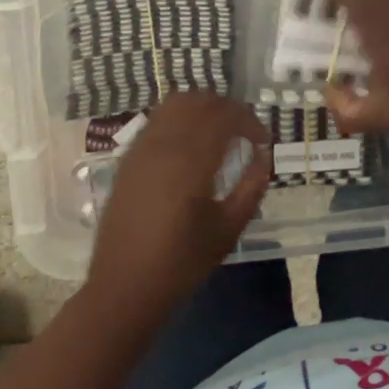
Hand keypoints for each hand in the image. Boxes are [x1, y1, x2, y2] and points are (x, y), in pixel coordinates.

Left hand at [86, 93, 270, 322]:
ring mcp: (141, 149)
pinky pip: (157, 121)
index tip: (264, 141)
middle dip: (228, 110)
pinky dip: (181, 120)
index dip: (250, 122)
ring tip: (220, 133)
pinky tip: (192, 146)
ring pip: (174, 104)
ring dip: (203, 109)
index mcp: (190, 161)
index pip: (225, 116)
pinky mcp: (128, 159)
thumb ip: (251, 187)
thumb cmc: (181, 263)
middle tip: (246, 133)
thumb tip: (263, 158)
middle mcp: (163, 145)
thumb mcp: (228, 229)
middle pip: (200, 101)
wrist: (124, 287)